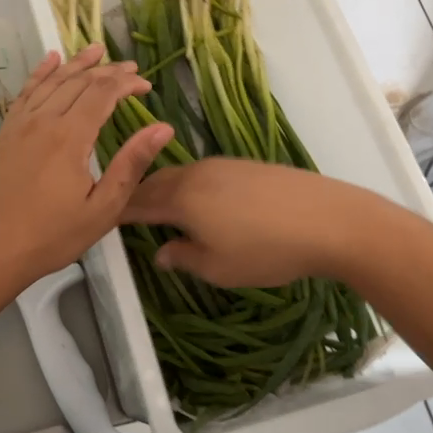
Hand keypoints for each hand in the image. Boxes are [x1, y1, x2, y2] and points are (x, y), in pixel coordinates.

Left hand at [0, 45, 172, 290]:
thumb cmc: (52, 236)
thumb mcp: (102, 208)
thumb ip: (131, 164)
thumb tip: (162, 128)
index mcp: (70, 137)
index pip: (103, 93)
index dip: (126, 83)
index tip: (147, 85)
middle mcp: (43, 120)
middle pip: (79, 82)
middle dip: (107, 71)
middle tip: (131, 68)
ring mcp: (20, 123)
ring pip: (51, 81)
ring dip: (76, 64)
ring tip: (97, 51)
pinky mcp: (5, 132)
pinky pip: (25, 92)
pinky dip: (40, 73)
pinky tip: (50, 60)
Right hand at [122, 158, 396, 287]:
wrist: (328, 219)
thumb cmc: (267, 250)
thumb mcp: (220, 268)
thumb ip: (184, 258)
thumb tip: (161, 253)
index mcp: (180, 198)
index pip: (137, 202)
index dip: (119, 210)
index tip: (104, 218)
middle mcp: (194, 174)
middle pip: (154, 181)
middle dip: (138, 195)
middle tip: (126, 212)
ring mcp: (221, 165)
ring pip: (178, 174)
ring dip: (163, 188)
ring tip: (160, 207)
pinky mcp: (244, 164)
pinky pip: (201, 172)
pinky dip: (188, 185)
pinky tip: (200, 201)